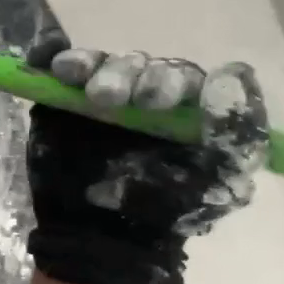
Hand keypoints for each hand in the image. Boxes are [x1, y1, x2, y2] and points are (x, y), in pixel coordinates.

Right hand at [21, 46, 268, 283]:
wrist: (96, 231)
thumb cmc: (162, 210)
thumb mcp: (219, 177)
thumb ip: (234, 131)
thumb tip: (233, 73)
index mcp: (187, 115)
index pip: (185, 77)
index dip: (171, 81)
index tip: (153, 104)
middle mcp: (144, 98)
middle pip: (139, 63)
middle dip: (125, 75)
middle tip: (107, 100)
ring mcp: (97, 94)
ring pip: (97, 59)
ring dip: (87, 64)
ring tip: (76, 85)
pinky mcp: (56, 96)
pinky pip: (52, 60)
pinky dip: (49, 52)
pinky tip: (50, 64)